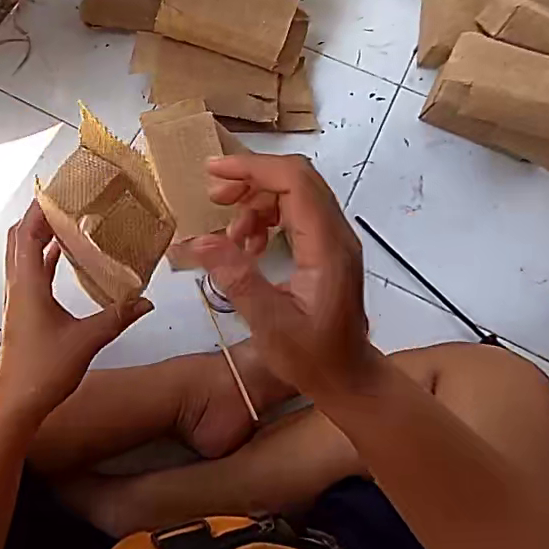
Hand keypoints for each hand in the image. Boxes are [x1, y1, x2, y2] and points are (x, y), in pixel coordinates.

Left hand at [0, 202, 152, 423]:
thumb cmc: (44, 370)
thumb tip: (146, 301)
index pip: (27, 234)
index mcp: (27, 284)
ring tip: (65, 218)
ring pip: (22, 252)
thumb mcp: (86, 340)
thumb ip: (117, 317)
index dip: (39, 209)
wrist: (17, 401)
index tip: (58, 190)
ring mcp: (19, 296)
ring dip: (38, 233)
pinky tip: (61, 252)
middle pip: (19, 237)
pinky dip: (43, 255)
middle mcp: (18, 284)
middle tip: (64, 200)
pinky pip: (30, 270)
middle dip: (38, 215)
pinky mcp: (24, 307)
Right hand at [189, 154, 376, 394]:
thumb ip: (237, 279)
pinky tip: (247, 245)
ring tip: (229, 232)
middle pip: (296, 178)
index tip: (214, 173)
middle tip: (215, 197)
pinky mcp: (324, 247)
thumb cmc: (314, 359)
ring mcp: (332, 239)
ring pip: (294, 192)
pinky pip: (294, 211)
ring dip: (255, 199)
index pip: (295, 182)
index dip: (253, 169)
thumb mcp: (269, 324)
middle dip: (250, 177)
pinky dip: (264, 216)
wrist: (349, 379)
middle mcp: (335, 235)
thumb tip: (200, 241)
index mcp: (326, 248)